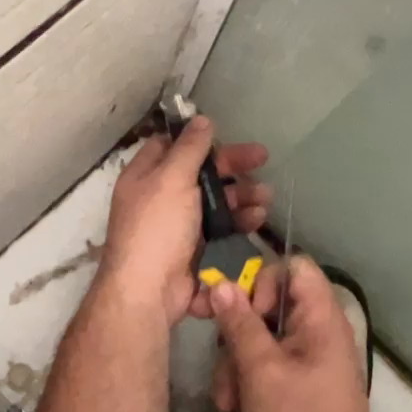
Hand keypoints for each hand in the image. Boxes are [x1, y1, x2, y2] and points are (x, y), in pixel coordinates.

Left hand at [97, 117, 271, 324]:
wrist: (149, 292)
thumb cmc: (156, 228)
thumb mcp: (171, 179)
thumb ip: (189, 149)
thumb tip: (201, 118)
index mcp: (145, 177)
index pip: (171, 146)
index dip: (199, 139)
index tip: (227, 135)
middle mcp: (159, 198)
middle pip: (199, 173)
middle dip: (231, 168)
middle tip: (263, 161)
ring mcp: (176, 226)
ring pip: (213, 202)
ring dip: (240, 196)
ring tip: (265, 197)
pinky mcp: (193, 250)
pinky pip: (219, 229)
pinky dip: (238, 222)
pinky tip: (257, 219)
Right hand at [208, 257, 387, 411]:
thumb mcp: (260, 370)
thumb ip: (238, 323)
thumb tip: (220, 284)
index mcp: (320, 317)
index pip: (292, 266)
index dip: (262, 282)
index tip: (245, 314)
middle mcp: (316, 330)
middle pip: (267, 304)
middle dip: (237, 334)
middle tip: (221, 357)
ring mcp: (307, 358)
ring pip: (259, 338)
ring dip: (236, 365)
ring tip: (229, 402)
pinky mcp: (297, 382)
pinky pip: (264, 364)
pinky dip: (247, 383)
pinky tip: (237, 411)